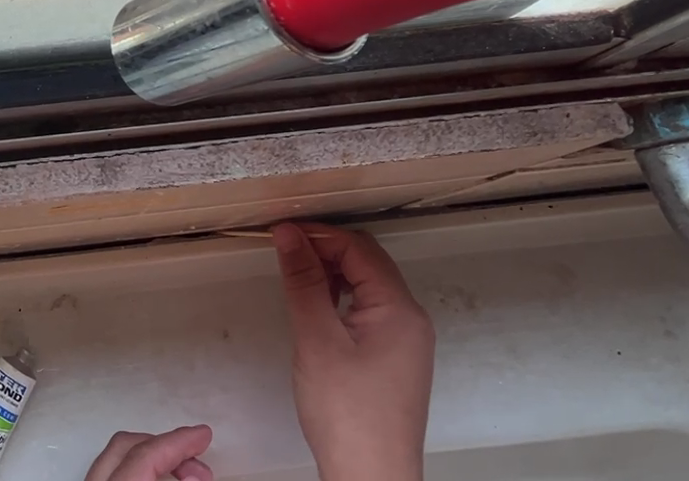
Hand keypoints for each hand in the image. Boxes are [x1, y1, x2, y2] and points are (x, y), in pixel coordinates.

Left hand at [83, 425, 214, 480]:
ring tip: (185, 476)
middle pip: (124, 446)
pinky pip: (110, 474)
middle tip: (199, 466)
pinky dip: (135, 471)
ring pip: (114, 459)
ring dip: (151, 459)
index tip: (203, 435)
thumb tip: (195, 474)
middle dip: (165, 448)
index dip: (178, 442)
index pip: (145, 454)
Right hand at [271, 223, 433, 480]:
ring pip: (368, 283)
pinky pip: (369, 307)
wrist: (370, 479)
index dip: (318, 234)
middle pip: (367, 261)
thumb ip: (303, 280)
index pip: (357, 248)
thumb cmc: (344, 410)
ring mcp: (405, 338)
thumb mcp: (316, 339)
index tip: (278, 234)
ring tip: (295, 274)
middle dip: (325, 248)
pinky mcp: (394, 356)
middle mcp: (410, 317)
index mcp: (398, 308)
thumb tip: (289, 233)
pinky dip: (341, 295)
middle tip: (283, 251)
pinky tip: (316, 304)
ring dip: (332, 270)